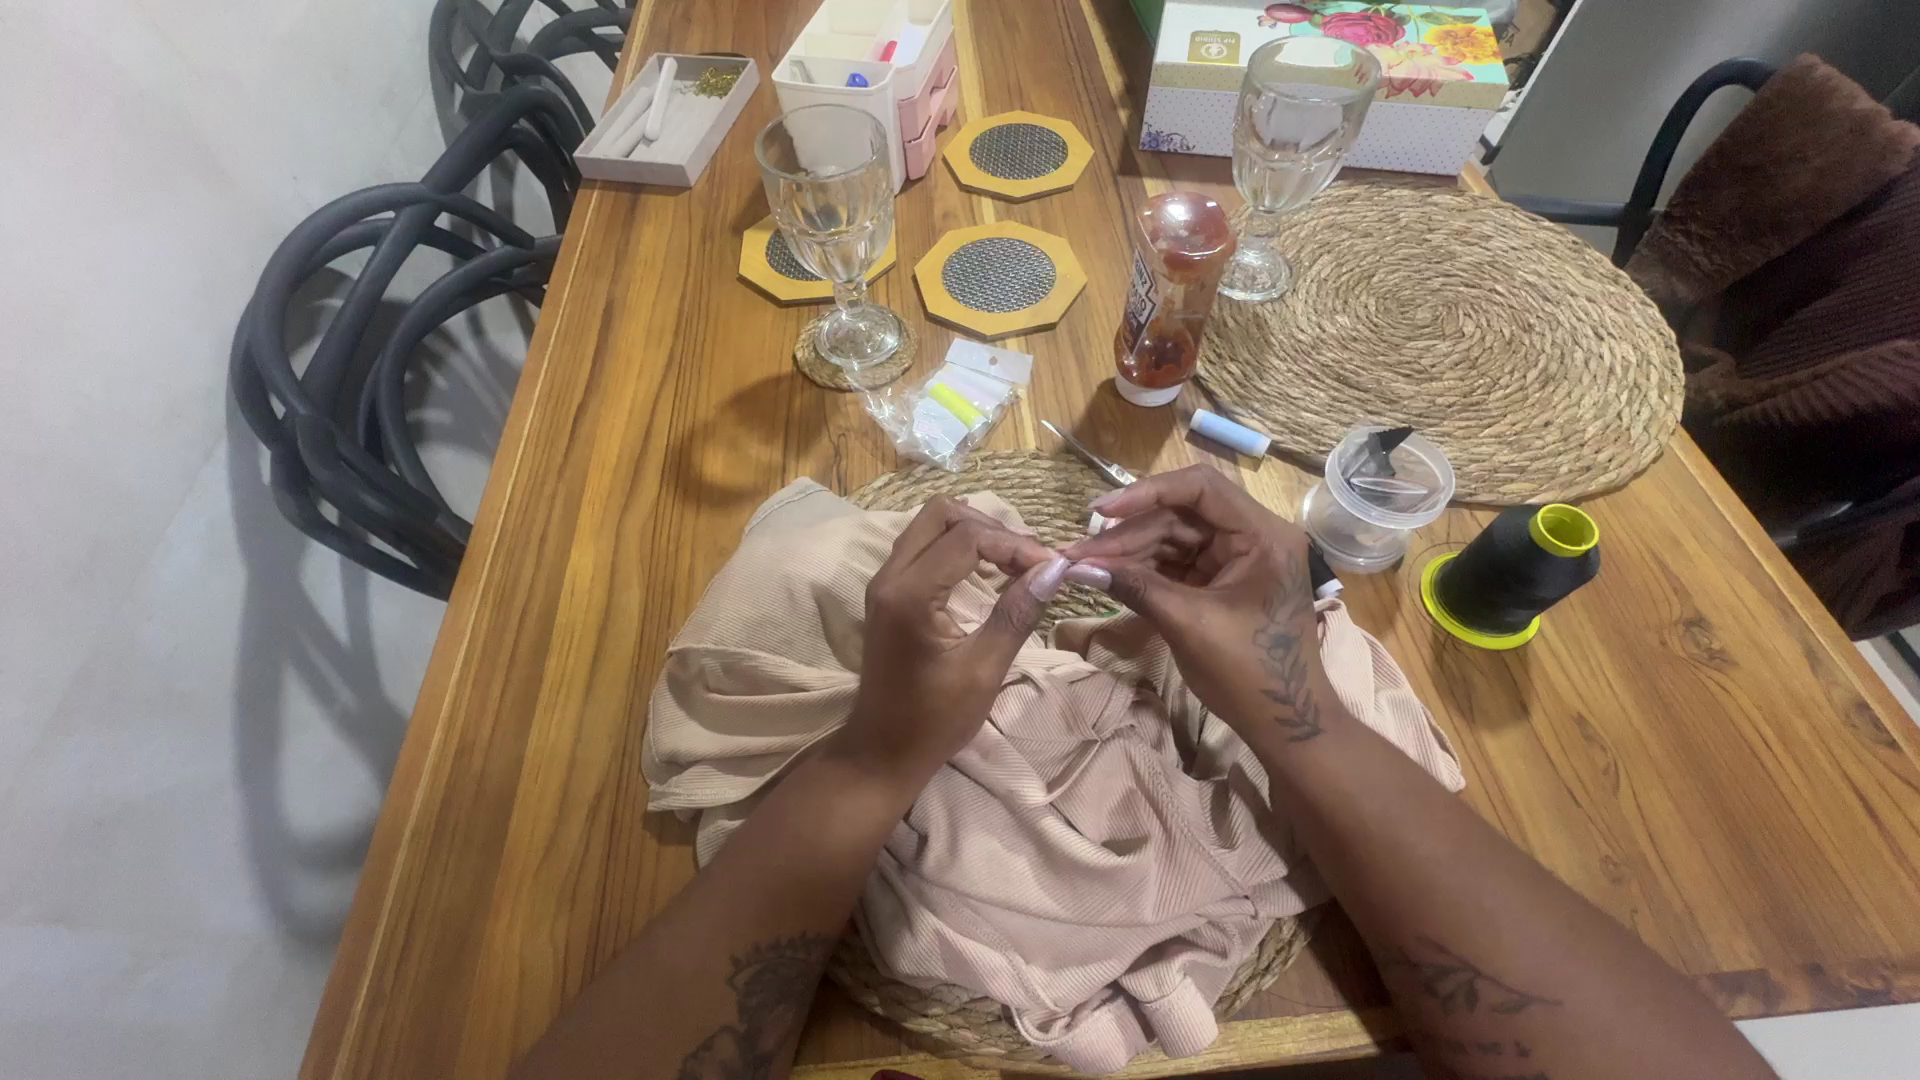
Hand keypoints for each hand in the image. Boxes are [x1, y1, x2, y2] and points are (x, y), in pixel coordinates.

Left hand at [836, 496, 1071, 780]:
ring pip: (929, 525)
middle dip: (991, 526)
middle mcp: (889, 577)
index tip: (1052, 567)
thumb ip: (1016, 613)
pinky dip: (957, 547)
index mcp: (909, 595)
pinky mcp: (888, 592)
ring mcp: (883, 582)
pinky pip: (922, 546)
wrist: (881, 751)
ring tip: (1015, 561)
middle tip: (1029, 558)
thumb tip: (1054, 569)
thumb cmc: (933, 720)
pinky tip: (988, 570)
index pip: (968, 537)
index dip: (1015, 544)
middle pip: (940, 513)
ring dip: (974, 532)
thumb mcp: (984, 670)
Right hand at [1060, 466, 1338, 743]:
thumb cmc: (1249, 673)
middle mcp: (1252, 535)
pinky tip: (1109, 576)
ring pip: (1173, 537)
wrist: (1286, 725)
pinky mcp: (1221, 580)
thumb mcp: (1188, 625)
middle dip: (1127, 533)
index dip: (1146, 493)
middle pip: (1180, 514)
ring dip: (1129, 552)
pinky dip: (1143, 569)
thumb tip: (1077, 568)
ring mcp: (1236, 558)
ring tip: (1084, 566)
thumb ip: (1134, 587)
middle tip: (1078, 554)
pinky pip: (1176, 562)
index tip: (1100, 512)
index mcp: (1262, 535)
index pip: (1200, 488)